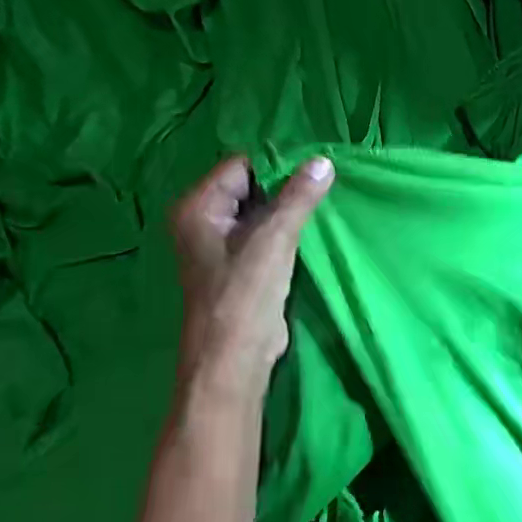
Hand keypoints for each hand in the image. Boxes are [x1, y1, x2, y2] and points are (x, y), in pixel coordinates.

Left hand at [170, 154, 333, 401]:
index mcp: (197, 206)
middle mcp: (201, 220)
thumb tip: (323, 161)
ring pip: (259, 212)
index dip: (277, 166)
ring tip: (318, 209)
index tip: (312, 172)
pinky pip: (262, 235)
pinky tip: (308, 233)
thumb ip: (299, 196)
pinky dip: (283, 232)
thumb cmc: (245, 294)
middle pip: (250, 186)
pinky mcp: (237, 265)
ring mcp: (218, 244)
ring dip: (287, 212)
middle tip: (320, 190)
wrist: (234, 360)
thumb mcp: (274, 238)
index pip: (241, 166)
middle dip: (284, 188)